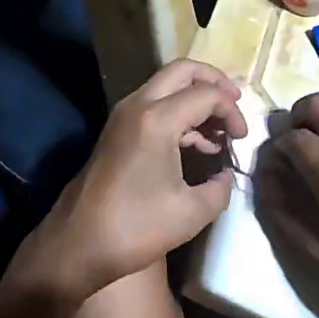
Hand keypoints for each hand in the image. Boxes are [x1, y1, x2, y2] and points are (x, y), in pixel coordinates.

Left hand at [3, 59, 248, 308]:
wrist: (75, 247)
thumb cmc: (135, 228)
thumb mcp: (192, 212)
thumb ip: (221, 187)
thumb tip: (225, 174)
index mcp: (157, 119)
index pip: (207, 95)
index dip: (232, 112)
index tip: (243, 139)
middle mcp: (138, 106)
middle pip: (183, 70)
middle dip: (214, 81)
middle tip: (235, 103)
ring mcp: (123, 116)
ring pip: (167, 86)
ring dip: (196, 98)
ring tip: (219, 132)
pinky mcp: (117, 131)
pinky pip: (155, 104)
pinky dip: (180, 113)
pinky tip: (196, 144)